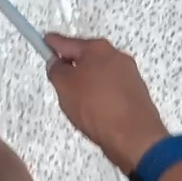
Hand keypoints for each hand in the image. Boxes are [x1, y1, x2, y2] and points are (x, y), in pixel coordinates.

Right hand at [45, 33, 171, 170]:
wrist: (135, 138)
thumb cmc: (97, 108)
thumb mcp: (64, 87)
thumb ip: (56, 70)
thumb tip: (56, 64)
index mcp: (98, 48)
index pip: (68, 42)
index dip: (52, 43)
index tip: (44, 42)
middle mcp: (117, 56)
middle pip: (86, 57)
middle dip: (72, 67)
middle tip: (59, 82)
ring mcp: (130, 75)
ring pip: (99, 74)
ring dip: (87, 84)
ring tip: (79, 105)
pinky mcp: (137, 94)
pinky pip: (111, 90)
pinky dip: (101, 96)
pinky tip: (96, 113)